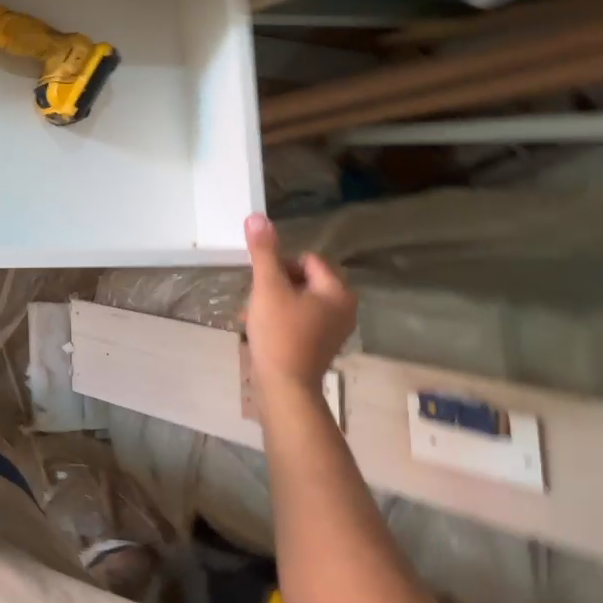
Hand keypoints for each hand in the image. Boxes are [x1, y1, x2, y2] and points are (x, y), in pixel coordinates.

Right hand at [243, 214, 355, 393]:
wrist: (285, 386)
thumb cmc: (279, 333)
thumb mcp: (267, 287)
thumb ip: (264, 251)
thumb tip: (257, 217)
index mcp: (338, 291)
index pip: (306, 259)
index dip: (280, 266)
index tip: (265, 284)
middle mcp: (345, 307)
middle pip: (304, 277)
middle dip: (278, 282)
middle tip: (260, 298)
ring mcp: (336, 327)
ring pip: (301, 296)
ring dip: (277, 299)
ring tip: (258, 314)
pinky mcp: (323, 341)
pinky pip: (303, 315)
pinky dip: (284, 315)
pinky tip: (265, 327)